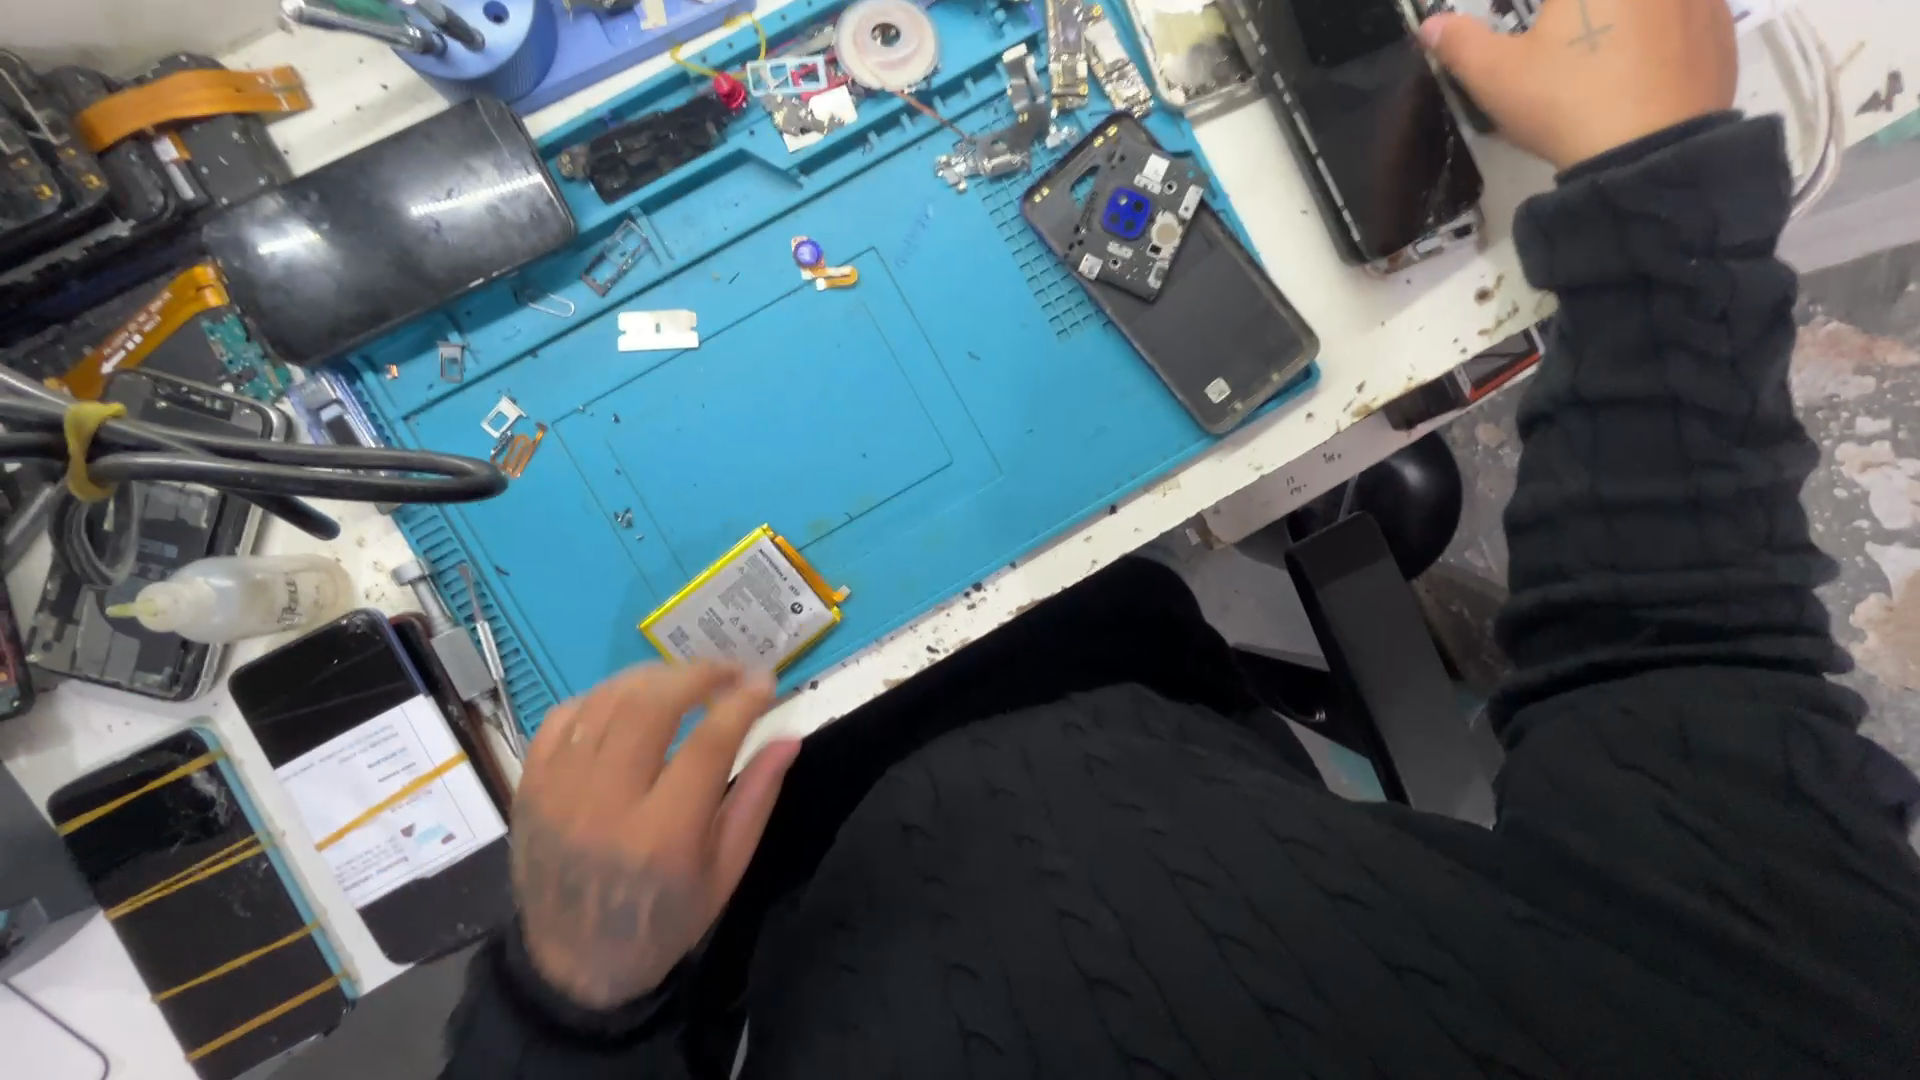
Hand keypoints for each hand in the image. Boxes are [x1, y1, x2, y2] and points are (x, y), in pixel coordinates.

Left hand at [510, 662, 798, 1009]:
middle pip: (651, 707)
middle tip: (729, 671)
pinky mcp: (530, 787)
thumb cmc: (664, 919)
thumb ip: (758, 798)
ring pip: (607, 702)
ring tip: (685, 680)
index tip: (765, 683)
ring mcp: (558, 792)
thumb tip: (788, 736)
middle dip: (699, 674)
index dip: (743, 702)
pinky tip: (630, 703)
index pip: (710, 743)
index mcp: (663, 836)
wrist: (574, 966)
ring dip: (654, 677)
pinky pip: (563, 716)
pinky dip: (602, 696)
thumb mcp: (727, 871)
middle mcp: (605, 806)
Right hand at [1420, 0, 1737, 169]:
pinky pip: (1681, 10)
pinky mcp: (1718, 19)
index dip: (1531, 10)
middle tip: (1551, 33)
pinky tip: (1630, 64)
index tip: (1524, 23)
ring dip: (1614, 19)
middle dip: (1568, 14)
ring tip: (1591, 54)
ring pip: (1639, 6)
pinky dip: (1654, 27)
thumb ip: (1461, 43)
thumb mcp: (1495, 77)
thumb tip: (1431, 24)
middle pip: (1591, 2)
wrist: (1646, 148)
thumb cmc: (1563, 100)